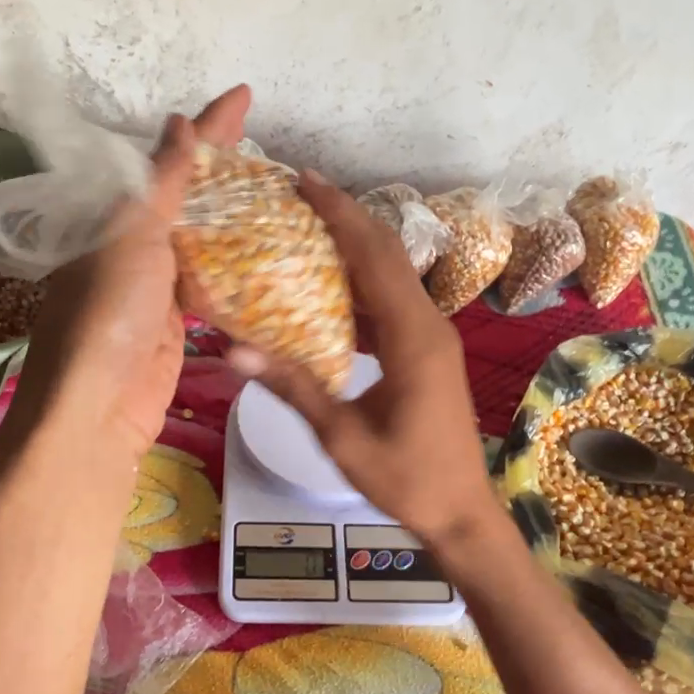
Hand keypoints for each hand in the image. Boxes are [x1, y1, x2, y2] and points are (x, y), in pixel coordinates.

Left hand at [8, 86, 252, 460]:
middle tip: (268, 151)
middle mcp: (132, 247)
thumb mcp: (132, 237)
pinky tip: (262, 255)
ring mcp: (155, 288)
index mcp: (112, 217)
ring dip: (232, 221)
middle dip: (222, 173)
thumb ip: (161, 184)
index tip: (245, 95)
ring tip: (279, 197)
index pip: (166, 161)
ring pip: (200, 242)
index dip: (206, 128)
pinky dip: (232, 269)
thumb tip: (178, 123)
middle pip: (185, 198)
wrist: (96, 408)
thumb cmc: (107, 315)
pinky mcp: (175, 325)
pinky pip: (209, 286)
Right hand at [228, 171, 499, 548]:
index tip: (304, 180)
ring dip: (352, 248)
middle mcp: (428, 326)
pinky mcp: (426, 353)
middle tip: (297, 194)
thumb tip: (233, 350)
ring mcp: (431, 338)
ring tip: (305, 230)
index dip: (339, 214)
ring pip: (391, 276)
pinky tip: (325, 288)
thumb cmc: (406, 479)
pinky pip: (391, 304)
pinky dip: (359, 285)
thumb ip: (292, 387)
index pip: (373, 256)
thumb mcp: (342, 437)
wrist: (461, 513)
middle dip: (344, 218)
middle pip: (386, 254)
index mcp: (413, 338)